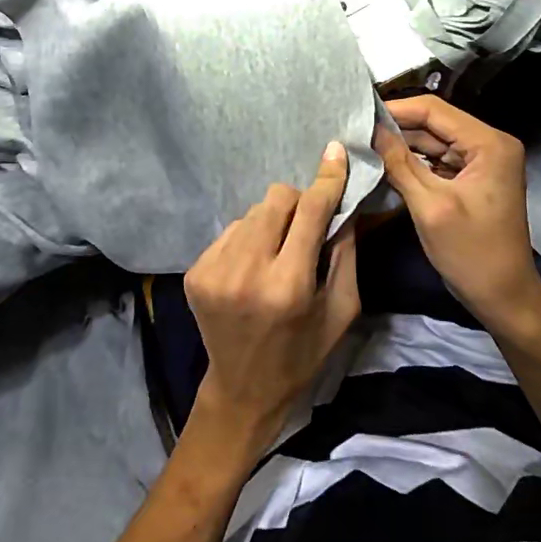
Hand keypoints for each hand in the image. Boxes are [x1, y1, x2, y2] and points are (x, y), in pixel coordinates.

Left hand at [183, 141, 361, 446]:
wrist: (243, 389)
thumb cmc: (303, 353)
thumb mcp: (343, 310)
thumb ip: (345, 252)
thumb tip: (343, 202)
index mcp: (289, 285)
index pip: (310, 212)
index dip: (326, 180)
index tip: (335, 152)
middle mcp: (247, 272)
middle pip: (275, 199)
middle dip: (297, 204)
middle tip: (304, 229)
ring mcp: (214, 270)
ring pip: (252, 212)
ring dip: (271, 223)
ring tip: (276, 255)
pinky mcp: (195, 272)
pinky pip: (231, 230)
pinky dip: (248, 239)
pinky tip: (252, 268)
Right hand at [375, 96, 540, 332]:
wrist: (504, 297)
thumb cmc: (470, 252)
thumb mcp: (430, 206)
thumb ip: (400, 164)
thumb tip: (372, 132)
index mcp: (489, 143)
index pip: (435, 110)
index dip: (396, 109)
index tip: (359, 114)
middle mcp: (490, 144)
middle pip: (435, 124)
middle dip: (397, 128)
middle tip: (355, 131)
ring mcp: (484, 162)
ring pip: (435, 143)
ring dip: (403, 145)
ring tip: (364, 144)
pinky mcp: (474, 180)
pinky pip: (440, 161)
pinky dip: (415, 163)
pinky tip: (386, 164)